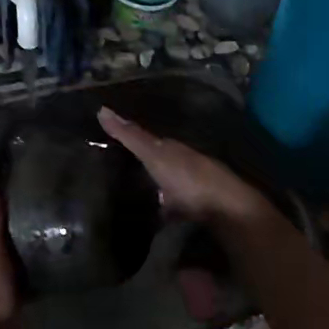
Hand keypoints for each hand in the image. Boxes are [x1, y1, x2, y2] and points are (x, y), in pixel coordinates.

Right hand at [98, 107, 270, 225]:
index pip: (150, 141)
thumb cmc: (190, 179)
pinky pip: (173, 209)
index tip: (107, 145)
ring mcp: (192, 190)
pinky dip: (162, 211)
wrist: (226, 210)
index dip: (130, 142)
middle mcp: (185, 166)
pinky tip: (150, 220)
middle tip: (111, 175)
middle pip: (159, 164)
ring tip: (125, 200)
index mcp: (176, 150)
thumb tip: (102, 109)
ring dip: (152, 190)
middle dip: (141, 168)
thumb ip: (132, 137)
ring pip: (167, 187)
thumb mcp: (156, 156)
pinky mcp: (196, 214)